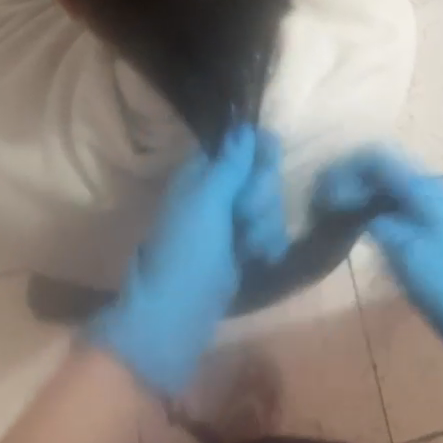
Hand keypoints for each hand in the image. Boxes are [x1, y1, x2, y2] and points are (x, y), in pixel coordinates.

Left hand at [87, 125, 288, 393]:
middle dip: (261, 199)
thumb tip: (244, 123)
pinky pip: (267, 234)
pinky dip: (267, 246)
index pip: (242, 147)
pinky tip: (260, 260)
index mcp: (199, 175)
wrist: (174, 319)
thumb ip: (230, 162)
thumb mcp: (208, 201)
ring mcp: (227, 225)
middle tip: (244, 220)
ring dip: (264, 226)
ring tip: (248, 248)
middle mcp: (214, 194)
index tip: (257, 177)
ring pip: (267, 207)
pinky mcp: (240, 252)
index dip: (257, 160)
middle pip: (260, 177)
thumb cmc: (187, 253)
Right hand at [313, 147, 442, 391]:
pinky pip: (399, 205)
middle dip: (351, 181)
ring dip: (363, 196)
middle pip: (382, 170)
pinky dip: (376, 211)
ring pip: (390, 188)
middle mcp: (431, 189)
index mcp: (424, 188)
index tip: (324, 196)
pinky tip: (361, 231)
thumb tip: (350, 202)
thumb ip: (375, 218)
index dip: (345, 171)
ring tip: (337, 218)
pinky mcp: (436, 228)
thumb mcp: (402, 249)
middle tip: (325, 206)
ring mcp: (436, 208)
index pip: (376, 159)